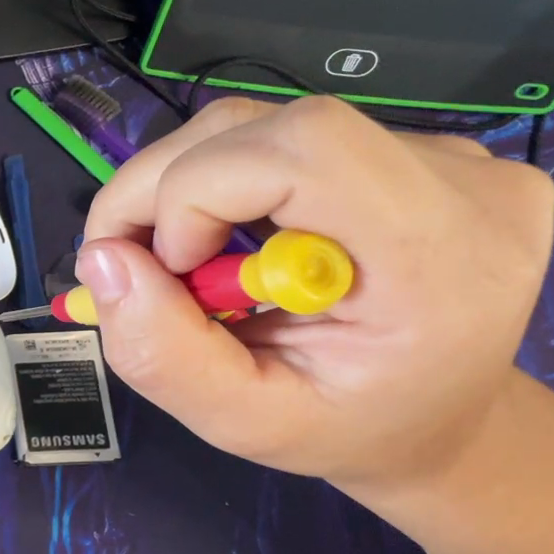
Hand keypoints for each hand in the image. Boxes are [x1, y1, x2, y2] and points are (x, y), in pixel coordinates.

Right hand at [80, 96, 553, 484]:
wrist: (433, 414)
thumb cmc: (346, 428)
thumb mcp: (241, 422)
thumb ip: (164, 355)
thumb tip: (100, 258)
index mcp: (441, 257)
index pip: (302, 150)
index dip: (199, 192)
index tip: (170, 268)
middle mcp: (453, 182)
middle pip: (255, 128)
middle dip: (156, 188)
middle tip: (127, 260)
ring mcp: (430, 156)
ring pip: (245, 125)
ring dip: (171, 185)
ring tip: (168, 257)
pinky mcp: (393, 150)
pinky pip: (263, 138)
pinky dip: (205, 184)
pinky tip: (212, 238)